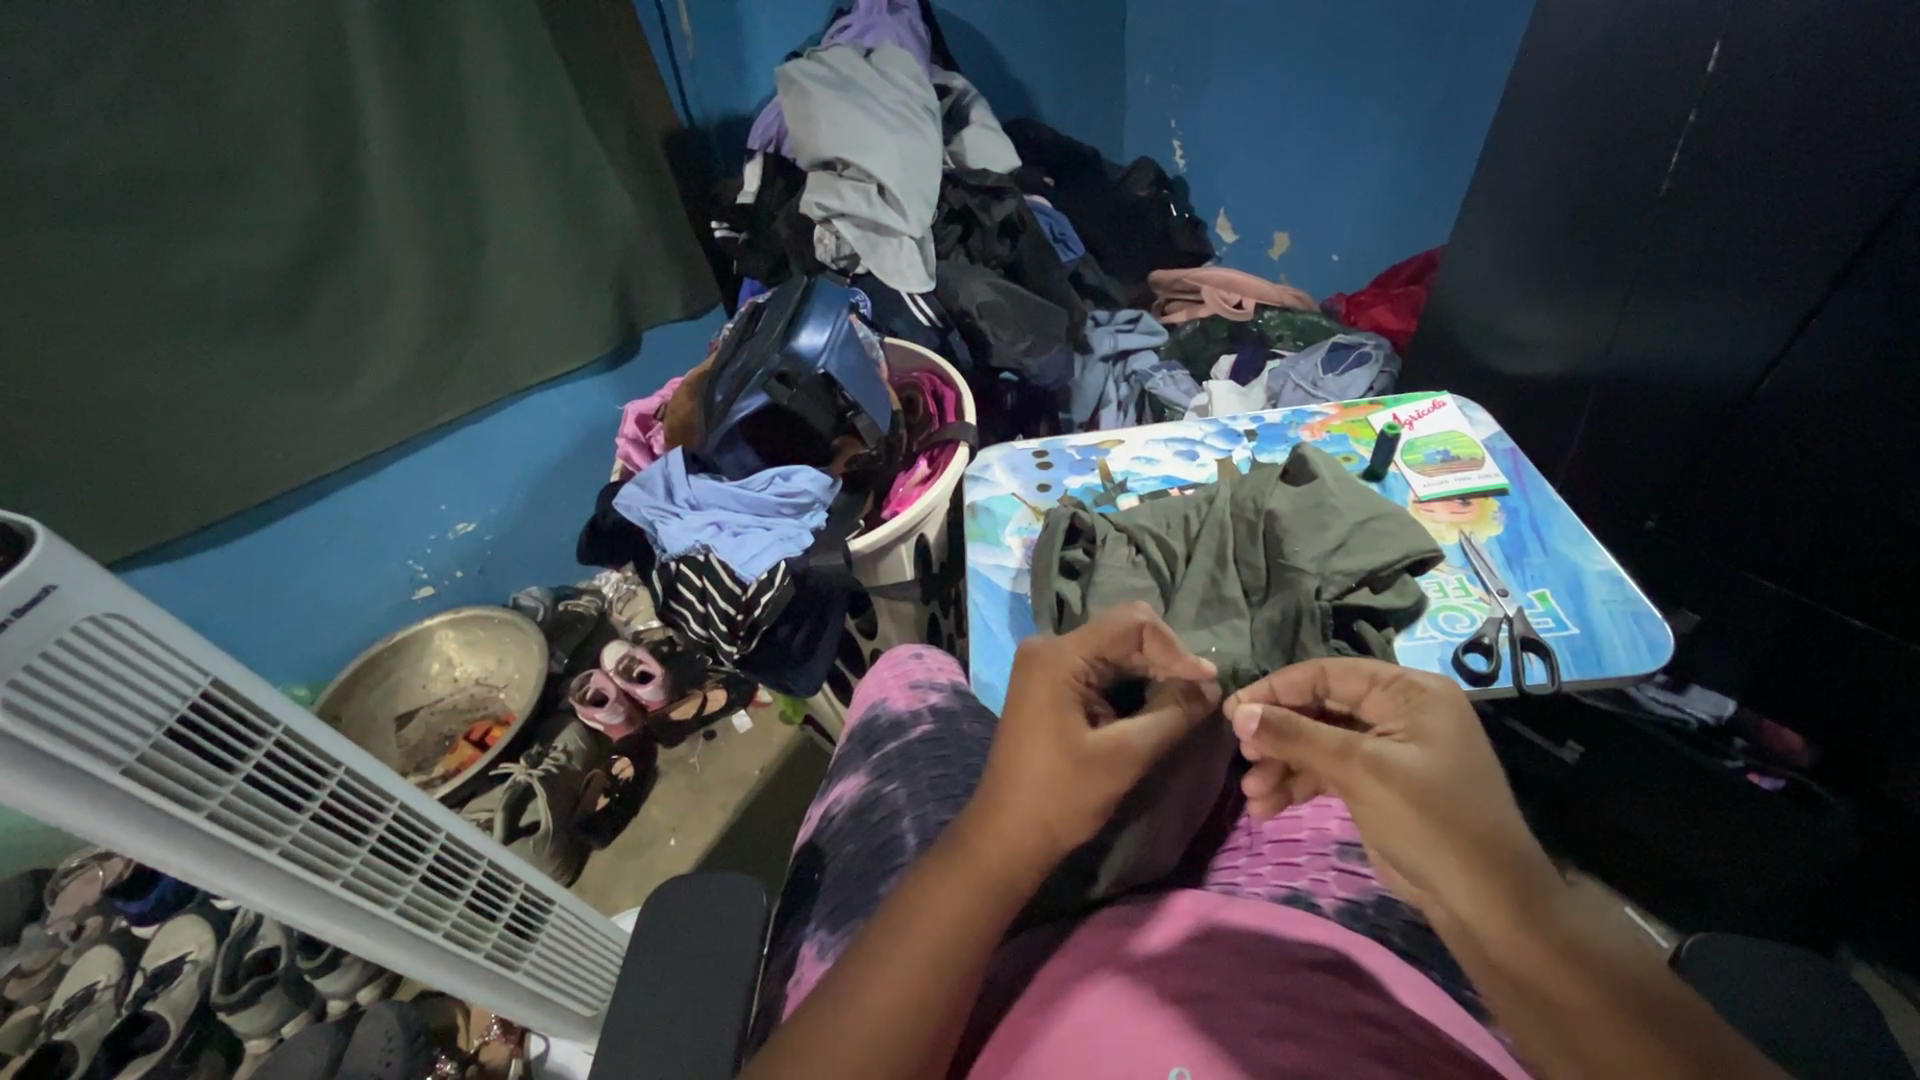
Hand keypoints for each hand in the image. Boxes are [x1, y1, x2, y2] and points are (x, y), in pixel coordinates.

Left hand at [964, 603, 1221, 871]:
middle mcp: (1048, 647)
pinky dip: (1129, 685)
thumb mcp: (1126, 754)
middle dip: (1165, 662)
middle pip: (1123, 633)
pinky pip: (1098, 668)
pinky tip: (1152, 709)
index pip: (1133, 623)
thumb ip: (1173, 712)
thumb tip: (1213, 685)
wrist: (1008, 833)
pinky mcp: (1048, 684)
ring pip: (1114, 651)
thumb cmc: (1062, 796)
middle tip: (1200, 699)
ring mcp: (1045, 665)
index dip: (1176, 649)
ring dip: (1150, 675)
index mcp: (1058, 655)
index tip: (1205, 685)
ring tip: (1182, 705)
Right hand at [1225, 658, 1556, 919]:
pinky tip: (1268, 808)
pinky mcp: (1377, 783)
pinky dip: (1298, 785)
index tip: (1231, 712)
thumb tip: (1238, 712)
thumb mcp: (1361, 770)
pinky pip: (1327, 771)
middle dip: (1277, 735)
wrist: (1485, 904)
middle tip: (1243, 756)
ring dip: (1282, 766)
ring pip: (1317, 743)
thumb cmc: (1431, 821)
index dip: (1276, 690)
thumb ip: (1297, 736)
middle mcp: (1398, 712)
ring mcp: (1387, 750)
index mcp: (1408, 692)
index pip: (1327, 674)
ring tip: (1253, 794)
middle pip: (1318, 709)